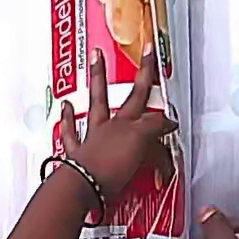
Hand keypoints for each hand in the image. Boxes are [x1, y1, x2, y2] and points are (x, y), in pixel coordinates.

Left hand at [60, 46, 176, 198]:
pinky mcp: (78, 153)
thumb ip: (153, 131)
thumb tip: (168, 123)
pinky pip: (70, 131)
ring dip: (99, 80)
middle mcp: (111, 128)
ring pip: (97, 102)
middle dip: (143, 75)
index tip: (173, 122)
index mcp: (129, 128)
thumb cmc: (109, 169)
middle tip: (148, 53)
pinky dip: (67, 118)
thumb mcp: (140, 147)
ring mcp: (93, 137)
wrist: (82, 186)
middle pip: (131, 97)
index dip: (165, 118)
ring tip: (97, 59)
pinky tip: (65, 106)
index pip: (154, 117)